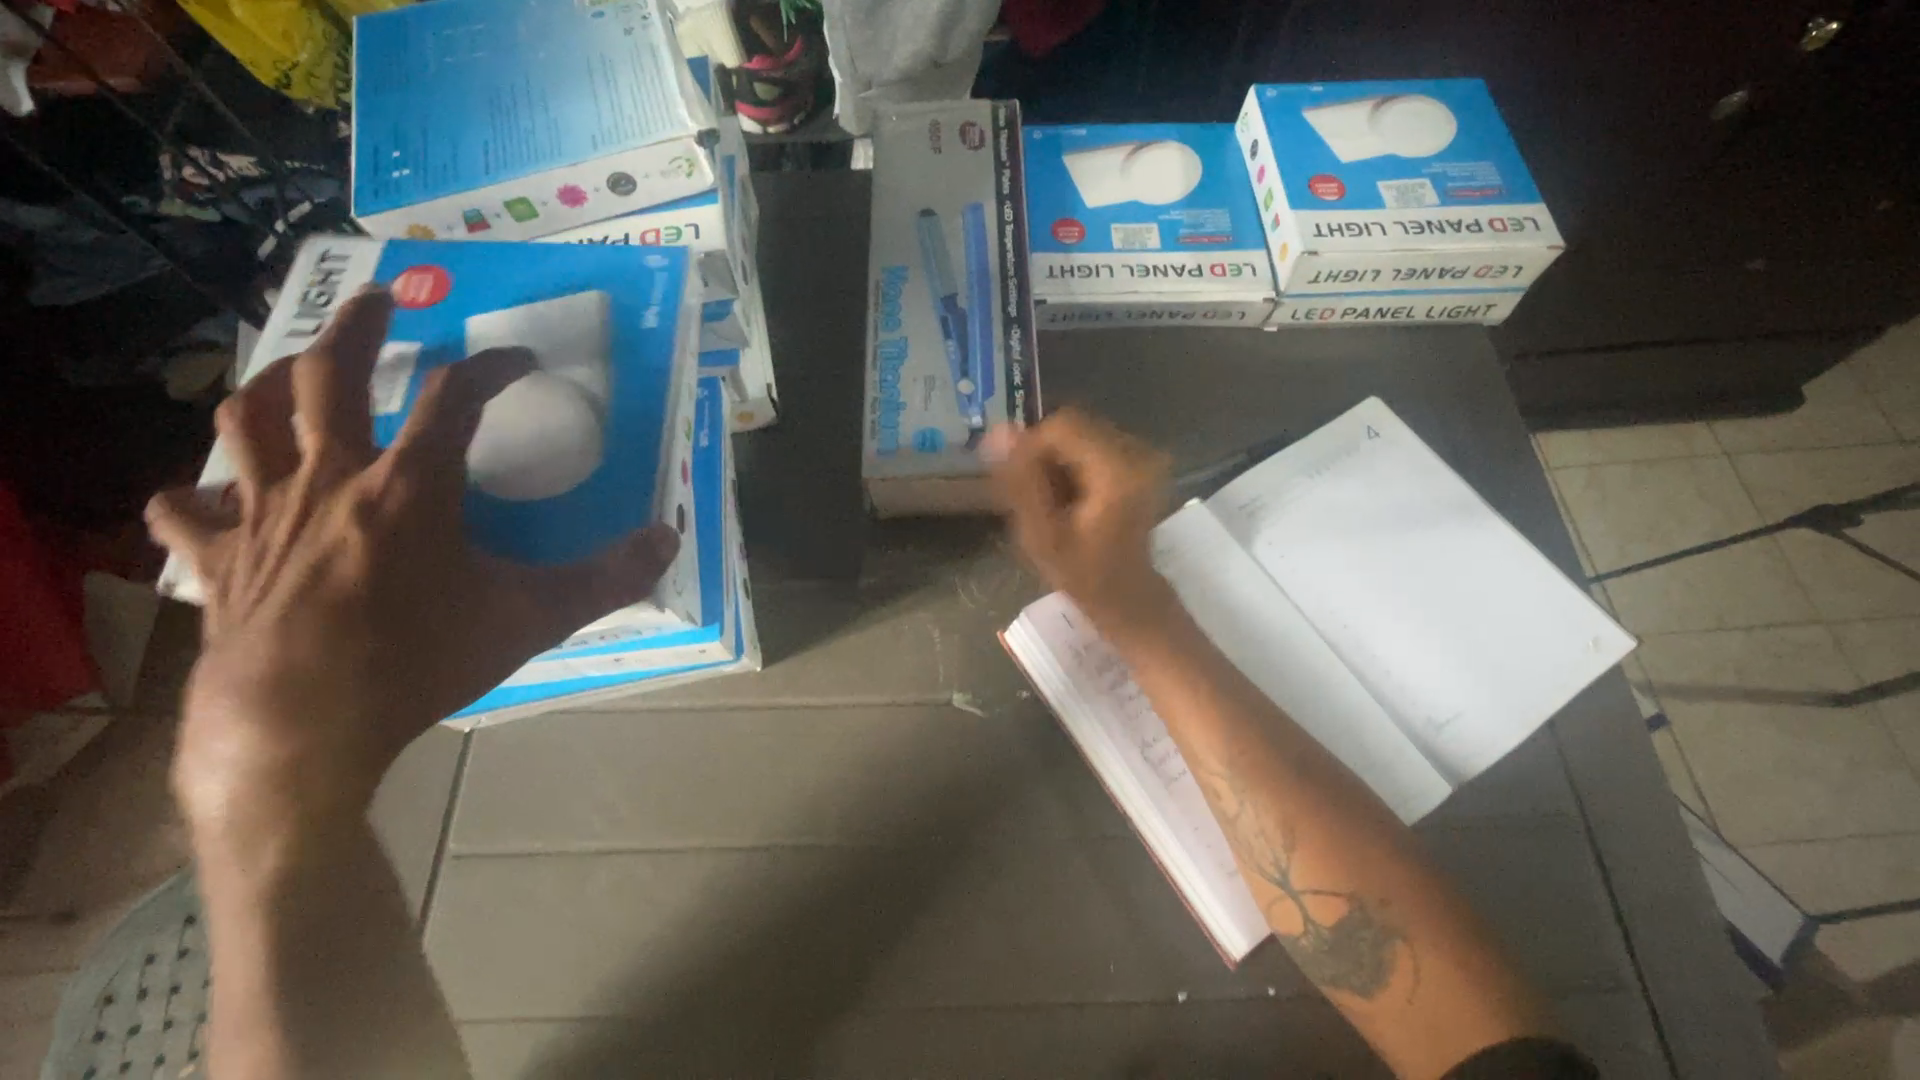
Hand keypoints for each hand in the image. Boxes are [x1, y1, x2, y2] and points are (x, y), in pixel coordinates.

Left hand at [148, 288, 679, 841]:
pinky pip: (189, 511)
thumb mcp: (533, 619)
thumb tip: (668, 539)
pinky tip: (204, 492)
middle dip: (359, 328)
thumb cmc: (420, 662)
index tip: (519, 360)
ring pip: (247, 420)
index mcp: (411, 485)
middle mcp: (331, 479)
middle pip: (331, 376)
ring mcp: (263, 514)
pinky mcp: (219, 559)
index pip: (455, 396)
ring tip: (292, 367)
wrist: (301, 728)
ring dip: (269, 381)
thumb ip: (607, 578)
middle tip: (382, 300)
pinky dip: (195, 494)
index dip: (492, 367)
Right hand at [987, 408, 1178, 638]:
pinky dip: (1075, 463)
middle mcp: (1137, 452)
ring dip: (1058, 459)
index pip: (1061, 426)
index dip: (1031, 447)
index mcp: (1117, 470)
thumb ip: (1020, 482)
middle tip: (1038, 496)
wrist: (1128, 595)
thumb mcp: (1041, 536)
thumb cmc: (1083, 575)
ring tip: (1055, 500)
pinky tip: (1072, 496)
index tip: (1020, 485)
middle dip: (1045, 455)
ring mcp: (1143, 454)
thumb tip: (997, 431)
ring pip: (1081, 432)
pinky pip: (1094, 442)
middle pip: (1072, 425)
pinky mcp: (1141, 458)